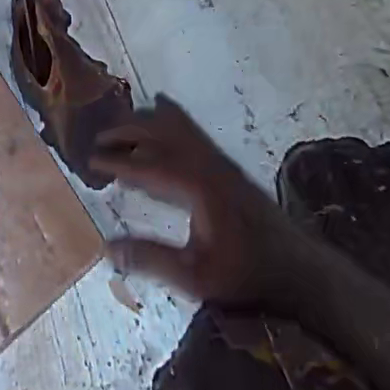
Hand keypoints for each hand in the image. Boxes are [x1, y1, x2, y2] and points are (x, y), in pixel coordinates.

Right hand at [94, 95, 306, 306]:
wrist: (299, 269)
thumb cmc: (246, 275)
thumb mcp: (195, 276)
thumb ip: (150, 259)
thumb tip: (106, 248)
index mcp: (196, 188)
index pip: (146, 166)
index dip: (116, 162)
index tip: (90, 161)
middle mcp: (206, 165)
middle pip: (159, 133)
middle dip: (126, 132)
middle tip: (99, 140)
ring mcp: (219, 162)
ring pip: (177, 126)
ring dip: (146, 123)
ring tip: (121, 127)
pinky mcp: (227, 166)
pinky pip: (192, 131)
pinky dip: (169, 119)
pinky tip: (162, 114)